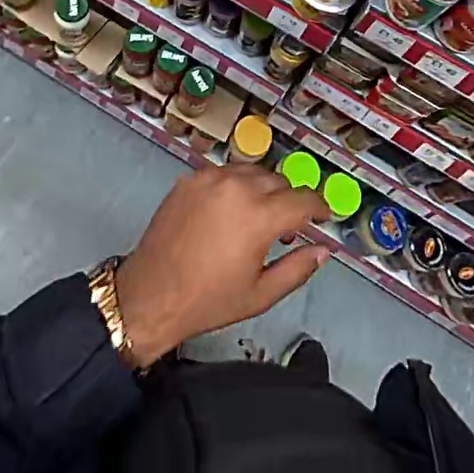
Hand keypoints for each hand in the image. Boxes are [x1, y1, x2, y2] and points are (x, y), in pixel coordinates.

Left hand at [113, 165, 331, 367]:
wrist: (151, 293)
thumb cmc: (207, 300)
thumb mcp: (261, 294)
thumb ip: (298, 269)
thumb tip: (322, 250)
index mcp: (258, 217)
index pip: (303, 199)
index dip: (319, 207)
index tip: (322, 215)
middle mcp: (236, 188)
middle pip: (279, 181)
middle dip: (289, 201)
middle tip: (285, 230)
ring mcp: (210, 179)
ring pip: (252, 172)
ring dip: (262, 190)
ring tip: (255, 220)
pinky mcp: (190, 179)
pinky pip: (225, 173)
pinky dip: (235, 187)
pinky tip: (229, 212)